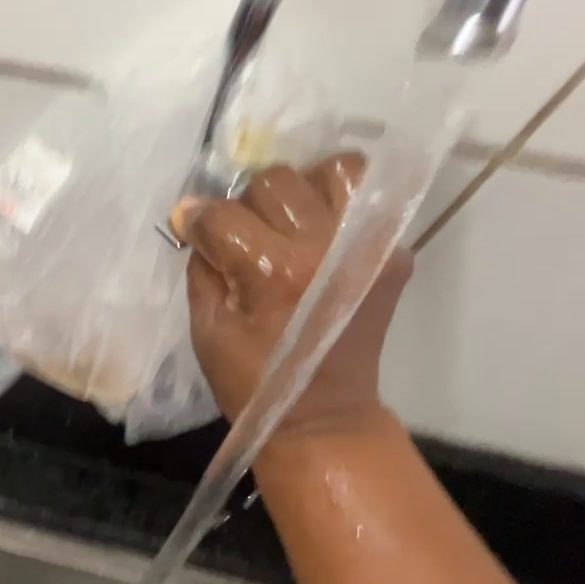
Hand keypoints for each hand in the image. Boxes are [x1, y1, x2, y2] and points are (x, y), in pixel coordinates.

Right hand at [183, 152, 411, 442]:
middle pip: (276, 181)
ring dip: (300, 191)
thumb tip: (195, 220)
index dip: (197, 218)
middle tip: (241, 235)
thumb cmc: (250, 381)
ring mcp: (369, 244)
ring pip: (332, 169)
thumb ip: (203, 268)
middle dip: (247, 204)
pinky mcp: (394, 249)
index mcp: (272, 273)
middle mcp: (326, 246)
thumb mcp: (207, 329)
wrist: (321, 414)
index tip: (190, 226)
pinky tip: (316, 236)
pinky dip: (335, 205)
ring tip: (286, 222)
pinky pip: (366, 196)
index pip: (223, 215)